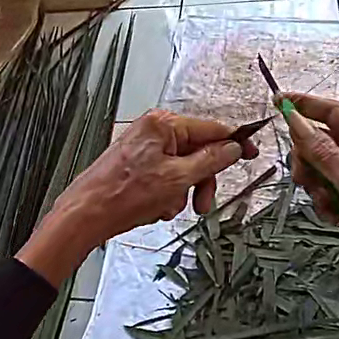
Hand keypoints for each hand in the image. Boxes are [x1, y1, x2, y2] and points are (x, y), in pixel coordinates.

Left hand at [17, 110, 257, 284]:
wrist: (86, 214)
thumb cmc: (123, 194)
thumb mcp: (178, 178)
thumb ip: (210, 160)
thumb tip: (233, 148)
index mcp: (164, 124)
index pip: (211, 129)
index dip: (234, 144)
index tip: (251, 153)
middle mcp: (154, 130)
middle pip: (198, 151)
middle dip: (201, 180)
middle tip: (202, 203)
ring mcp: (144, 147)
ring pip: (182, 168)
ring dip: (183, 191)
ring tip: (169, 208)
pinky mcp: (137, 165)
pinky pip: (166, 177)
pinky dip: (167, 194)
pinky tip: (155, 207)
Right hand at [281, 93, 338, 314]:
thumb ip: (322, 152)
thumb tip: (297, 122)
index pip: (331, 111)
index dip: (303, 105)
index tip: (278, 101)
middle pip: (320, 142)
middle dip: (308, 162)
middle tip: (307, 181)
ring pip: (320, 169)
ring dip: (317, 188)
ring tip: (330, 206)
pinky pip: (328, 190)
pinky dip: (326, 203)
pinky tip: (336, 217)